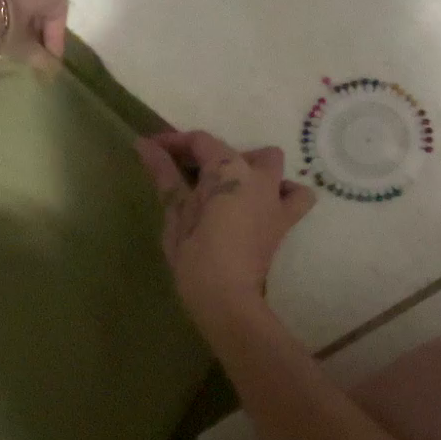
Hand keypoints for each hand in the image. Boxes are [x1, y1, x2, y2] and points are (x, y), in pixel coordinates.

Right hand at [135, 130, 316, 325]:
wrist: (226, 298)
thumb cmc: (194, 255)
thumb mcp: (175, 212)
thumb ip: (165, 174)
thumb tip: (145, 145)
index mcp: (228, 169)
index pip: (200, 141)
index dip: (173, 141)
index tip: (150, 148)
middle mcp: (258, 175)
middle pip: (232, 150)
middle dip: (207, 155)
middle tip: (182, 174)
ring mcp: (275, 197)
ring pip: (269, 163)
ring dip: (248, 167)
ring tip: (225, 187)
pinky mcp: (284, 221)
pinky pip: (295, 196)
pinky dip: (282, 192)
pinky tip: (261, 203)